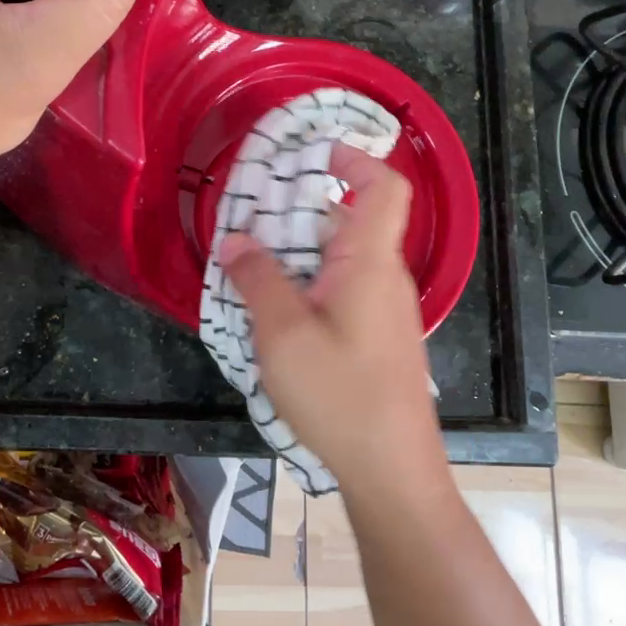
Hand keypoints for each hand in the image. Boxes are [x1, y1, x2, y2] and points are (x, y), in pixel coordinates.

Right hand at [220, 146, 445, 482]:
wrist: (391, 471)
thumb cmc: (340, 394)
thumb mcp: (283, 334)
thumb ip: (257, 279)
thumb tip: (235, 239)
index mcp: (368, 263)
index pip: (383, 188)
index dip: (355, 160)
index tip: (313, 154)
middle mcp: (383, 279)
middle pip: (351, 222)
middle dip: (301, 212)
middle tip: (250, 217)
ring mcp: (383, 312)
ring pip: (341, 261)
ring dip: (298, 253)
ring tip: (249, 265)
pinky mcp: (376, 340)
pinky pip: (341, 292)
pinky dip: (308, 285)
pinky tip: (273, 313)